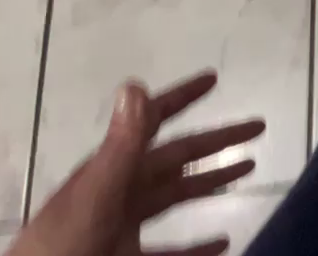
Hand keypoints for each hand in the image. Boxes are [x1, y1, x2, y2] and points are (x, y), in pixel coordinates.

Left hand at [6, 72, 265, 255]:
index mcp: (110, 173)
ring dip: (211, 183)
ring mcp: (119, 232)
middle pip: (176, 159)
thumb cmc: (59, 253)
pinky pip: (169, 252)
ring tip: (248, 169)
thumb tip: (136, 84)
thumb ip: (120, 146)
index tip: (213, 78)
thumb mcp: (93, 198)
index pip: (151, 124)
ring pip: (175, 198)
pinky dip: (198, 247)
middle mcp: (117, 196)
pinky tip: (223, 244)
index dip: (181, 98)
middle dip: (216, 140)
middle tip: (258, 127)